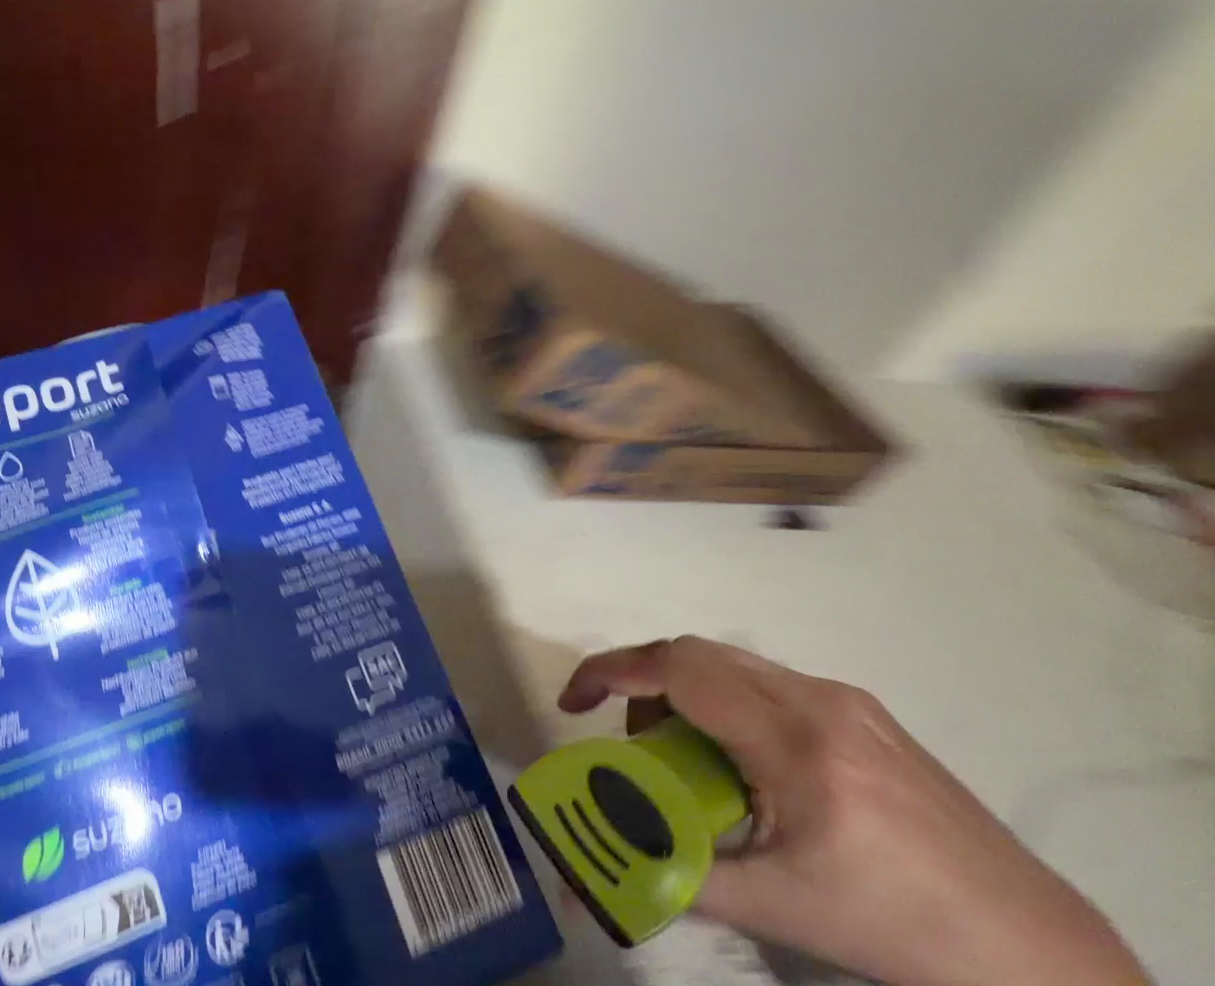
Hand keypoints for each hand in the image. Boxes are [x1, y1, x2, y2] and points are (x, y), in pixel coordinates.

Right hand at [558, 637, 1149, 985]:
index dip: (612, 672)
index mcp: (795, 742)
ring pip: (734, 665)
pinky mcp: (867, 716)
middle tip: (631, 747)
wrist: (1027, 946)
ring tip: (685, 763)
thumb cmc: (891, 924)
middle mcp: (821, 700)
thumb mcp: (770, 908)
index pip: (680, 669)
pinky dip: (725, 706)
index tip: (573, 703)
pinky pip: (769, 685)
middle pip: (699, 654)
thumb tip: (589, 875)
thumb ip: (670, 875)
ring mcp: (849, 703)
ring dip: (686, 695)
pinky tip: (741, 768)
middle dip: (643, 686)